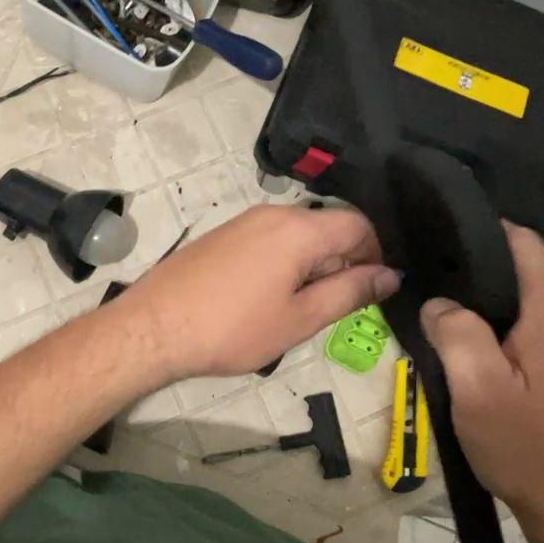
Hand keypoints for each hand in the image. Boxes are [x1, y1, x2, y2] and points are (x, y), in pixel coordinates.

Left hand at [116, 205, 400, 380]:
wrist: (153, 327)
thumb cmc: (232, 328)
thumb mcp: (299, 319)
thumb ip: (349, 293)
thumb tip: (390, 275)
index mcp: (298, 228)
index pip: (359, 224)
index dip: (377, 254)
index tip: (373, 290)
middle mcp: (271, 213)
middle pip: (327, 227)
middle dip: (343, 262)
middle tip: (335, 307)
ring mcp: (241, 222)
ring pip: (297, 235)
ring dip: (311, 266)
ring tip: (298, 309)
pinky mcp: (220, 236)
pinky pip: (268, 240)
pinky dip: (283, 263)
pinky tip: (267, 299)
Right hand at [419, 224, 543, 542]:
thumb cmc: (526, 445)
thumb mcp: (477, 387)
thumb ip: (455, 332)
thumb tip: (438, 302)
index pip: (522, 242)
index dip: (480, 230)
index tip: (433, 233)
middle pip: (521, 269)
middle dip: (473, 266)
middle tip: (422, 275)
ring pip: (521, 300)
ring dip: (482, 300)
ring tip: (435, 306)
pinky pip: (527, 325)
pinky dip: (497, 324)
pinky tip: (465, 344)